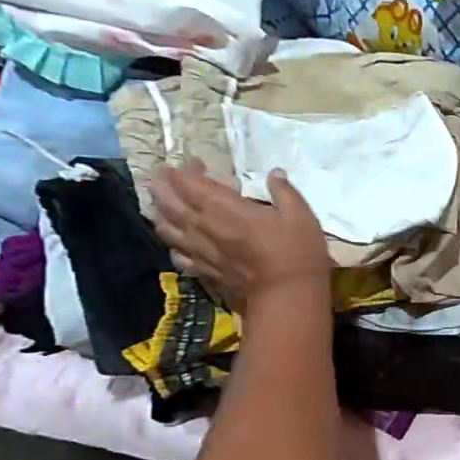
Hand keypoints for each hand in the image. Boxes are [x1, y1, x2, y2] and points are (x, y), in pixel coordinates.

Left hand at [152, 160, 329, 308]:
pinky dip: (173, 243)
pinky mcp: (204, 271)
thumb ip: (283, 191)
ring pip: (165, 227)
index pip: (189, 183)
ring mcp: (200, 251)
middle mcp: (203, 227)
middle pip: (168, 202)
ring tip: (166, 202)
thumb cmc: (296, 252)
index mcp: (223, 208)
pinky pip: (177, 254)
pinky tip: (180, 239)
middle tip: (166, 174)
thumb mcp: (299, 214)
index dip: (186, 170)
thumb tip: (275, 174)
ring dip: (160, 211)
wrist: (287, 295)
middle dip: (162, 184)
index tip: (198, 163)